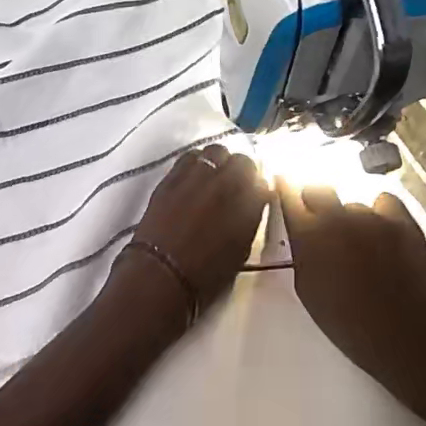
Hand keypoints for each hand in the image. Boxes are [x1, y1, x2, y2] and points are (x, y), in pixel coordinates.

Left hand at [108, 143, 266, 324]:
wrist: (163, 273)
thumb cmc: (206, 273)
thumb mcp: (241, 248)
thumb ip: (251, 218)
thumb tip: (255, 200)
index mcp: (248, 204)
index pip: (263, 180)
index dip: (259, 186)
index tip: (255, 193)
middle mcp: (225, 183)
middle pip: (241, 160)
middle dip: (242, 169)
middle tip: (236, 183)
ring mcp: (196, 176)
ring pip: (215, 152)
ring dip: (219, 161)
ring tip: (214, 176)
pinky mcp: (172, 176)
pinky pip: (190, 157)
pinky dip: (196, 162)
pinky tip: (194, 175)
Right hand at [277, 180, 425, 404]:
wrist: (410, 338)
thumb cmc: (350, 324)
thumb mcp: (308, 291)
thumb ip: (302, 254)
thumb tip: (303, 235)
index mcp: (307, 234)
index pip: (286, 192)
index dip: (283, 187)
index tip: (282, 187)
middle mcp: (336, 216)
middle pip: (317, 188)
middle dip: (314, 200)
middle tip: (320, 223)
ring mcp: (371, 216)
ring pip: (352, 202)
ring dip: (350, 216)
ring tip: (359, 243)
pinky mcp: (403, 221)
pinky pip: (384, 202)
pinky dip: (380, 213)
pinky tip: (383, 233)